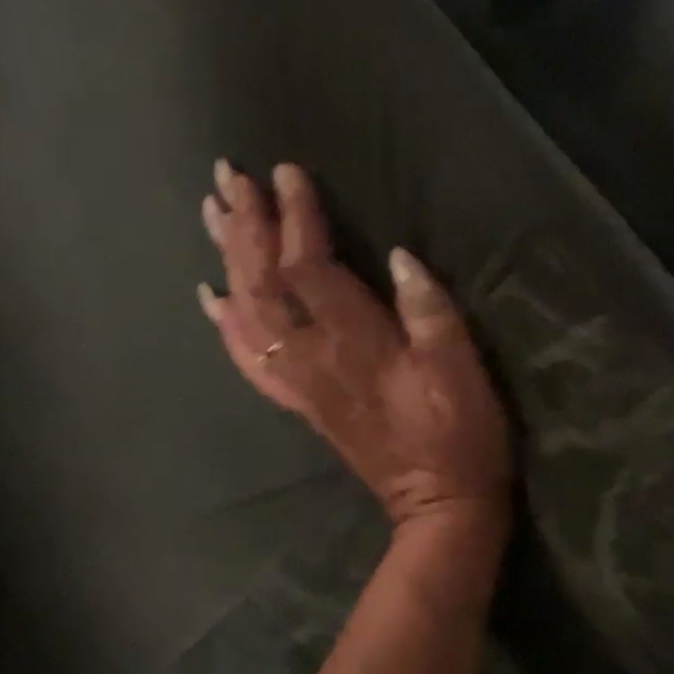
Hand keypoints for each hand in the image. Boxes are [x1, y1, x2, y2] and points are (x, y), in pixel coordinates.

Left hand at [197, 160, 511, 529]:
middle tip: (228, 176)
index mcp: (356, 340)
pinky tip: (211, 297)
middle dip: (246, 225)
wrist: (440, 501)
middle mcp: (313, 356)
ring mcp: (300, 382)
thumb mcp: (461, 364)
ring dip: (227, 259)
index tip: (288, 172)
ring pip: (246, 312)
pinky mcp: (301, 402)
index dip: (298, 217)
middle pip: (264, 282)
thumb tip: (397, 257)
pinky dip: (223, 323)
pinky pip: (248, 359)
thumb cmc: (462, 429)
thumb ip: (428, 308)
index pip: (311, 266)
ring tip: (212, 213)